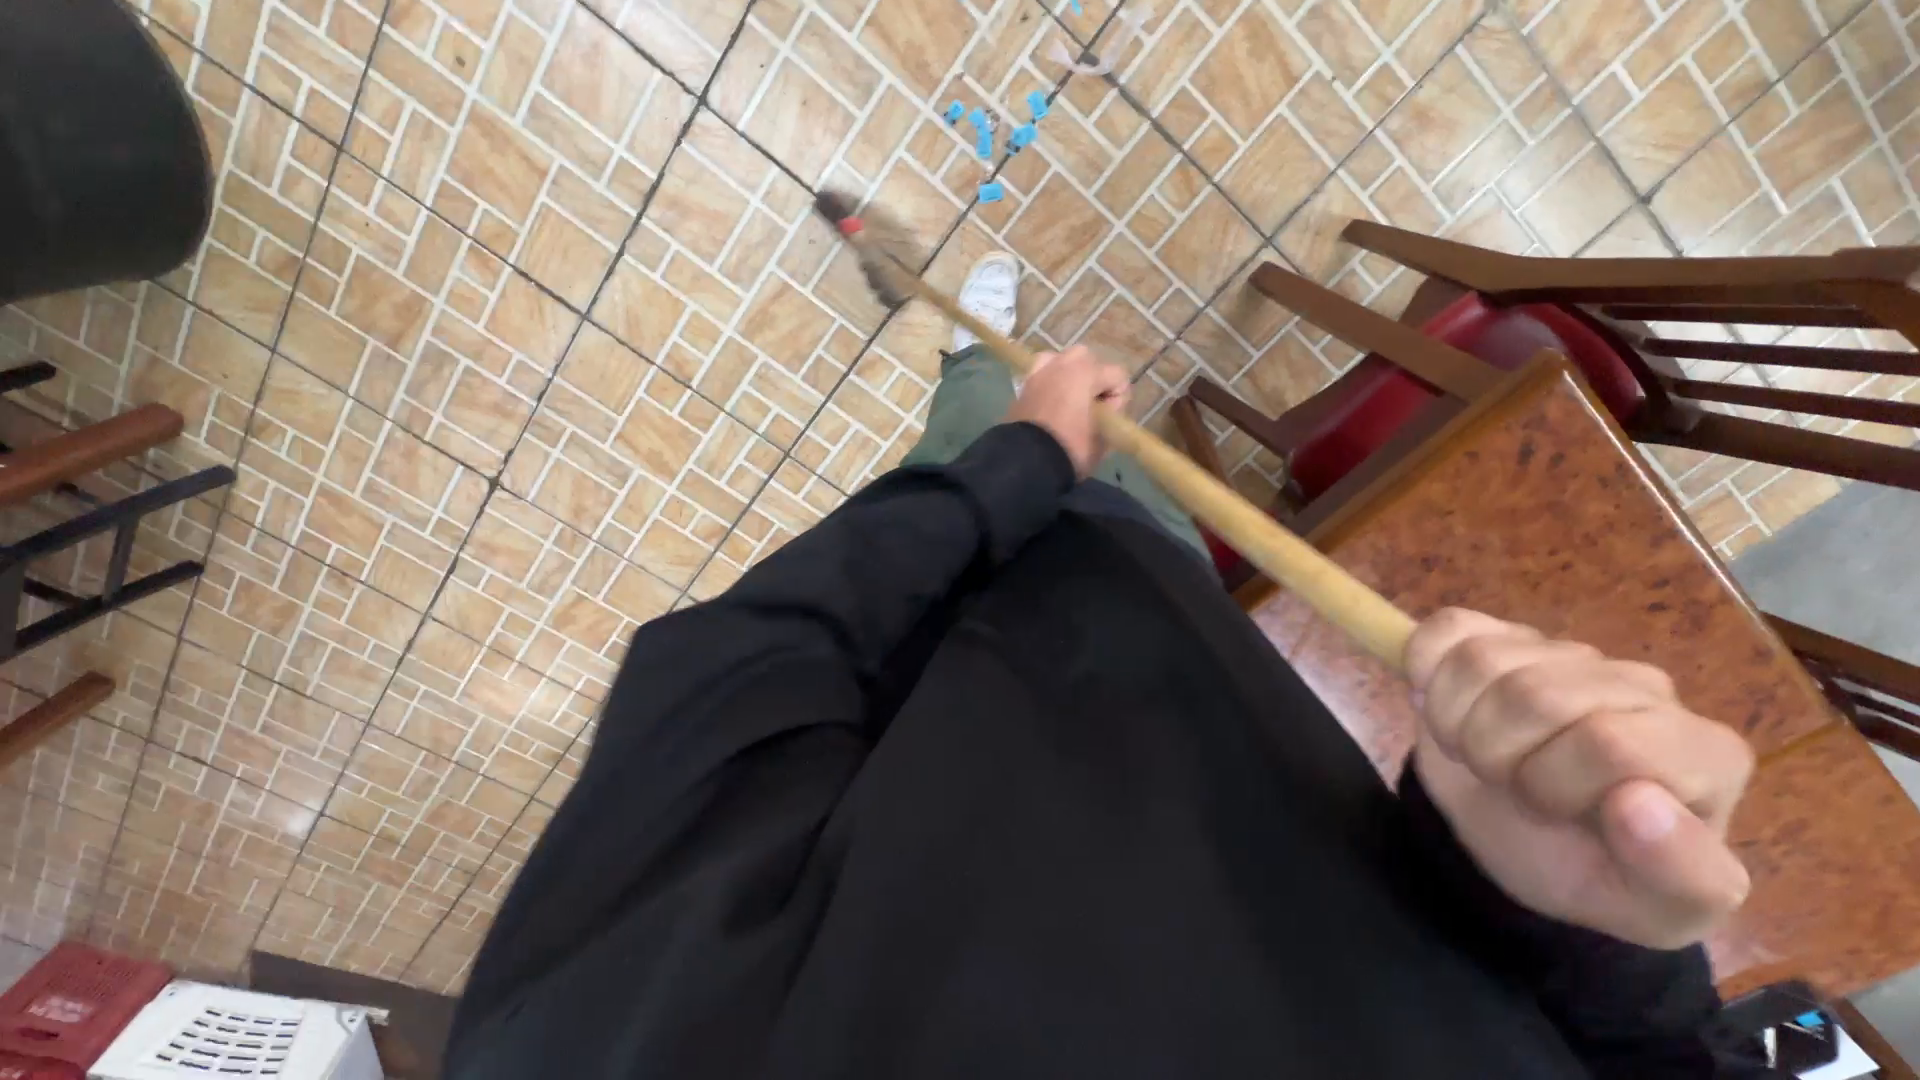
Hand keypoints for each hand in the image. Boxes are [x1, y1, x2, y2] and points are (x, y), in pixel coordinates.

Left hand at [1005, 346, 1129, 476]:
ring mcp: (1040, 372)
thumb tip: (1106, 413)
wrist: (1026, 461)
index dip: (1119, 400)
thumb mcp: (1103, 441)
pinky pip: (1043, 374)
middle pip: (1089, 360)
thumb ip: (1111, 420)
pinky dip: (1050, 381)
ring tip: (1071, 402)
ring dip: (1071, 376)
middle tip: (1092, 408)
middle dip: (1095, 381)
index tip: (1108, 421)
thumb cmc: (1070, 449)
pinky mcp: (1024, 384)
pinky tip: (1051, 400)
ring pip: (1063, 361)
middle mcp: (1062, 364)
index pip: (1118, 377)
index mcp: (1086, 372)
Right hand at [1405, 608, 1755, 949]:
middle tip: (1503, 784)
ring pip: (1481, 659)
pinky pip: (1449, 628)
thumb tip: (1640, 800)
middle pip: (1533, 695)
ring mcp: (1566, 652)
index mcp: (1699, 751)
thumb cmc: (1583, 867)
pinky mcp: (1500, 632)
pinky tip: (1443, 700)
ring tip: (1473, 750)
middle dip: (1492, 753)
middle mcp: (1642, 687)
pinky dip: (1426, 668)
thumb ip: (1682, 876)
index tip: (1549, 811)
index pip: (1608, 742)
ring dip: (1453, 719)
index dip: (1551, 784)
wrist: (1514, 836)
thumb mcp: (1651, 909)